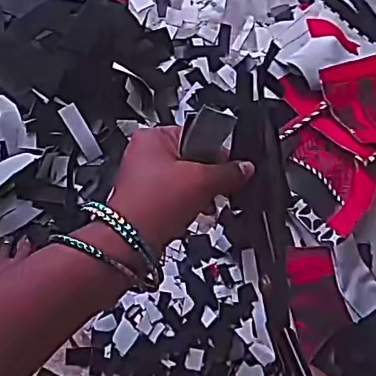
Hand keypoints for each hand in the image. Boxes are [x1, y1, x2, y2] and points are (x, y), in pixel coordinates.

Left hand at [105, 125, 251, 249]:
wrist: (131, 240)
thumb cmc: (152, 205)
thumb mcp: (202, 182)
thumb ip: (228, 172)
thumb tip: (244, 168)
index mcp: (152, 137)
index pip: (196, 134)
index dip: (217, 152)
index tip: (229, 167)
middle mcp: (143, 153)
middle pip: (191, 160)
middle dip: (207, 178)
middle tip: (212, 189)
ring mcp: (142, 177)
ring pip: (183, 181)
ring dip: (198, 195)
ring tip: (201, 205)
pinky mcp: (144, 199)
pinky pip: (173, 197)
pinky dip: (185, 206)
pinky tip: (190, 215)